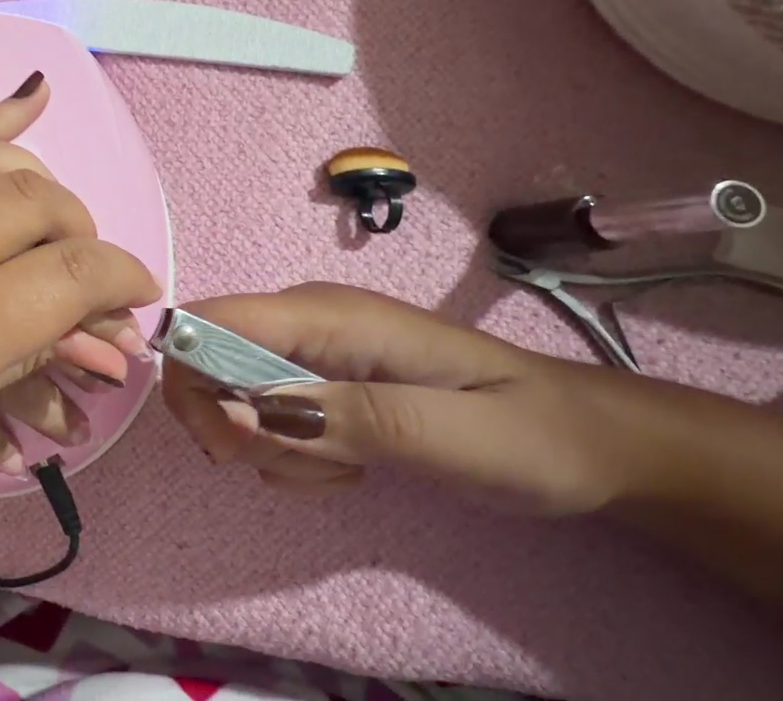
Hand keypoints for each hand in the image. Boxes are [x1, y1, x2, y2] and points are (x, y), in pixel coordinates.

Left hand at [0, 68, 146, 473]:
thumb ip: (14, 351)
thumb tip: (86, 311)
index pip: (61, 278)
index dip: (120, 275)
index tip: (138, 288)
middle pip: (31, 202)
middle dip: (83, 226)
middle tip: (87, 259)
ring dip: (34, 178)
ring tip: (48, 213)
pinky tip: (9, 139)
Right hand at [163, 283, 667, 514]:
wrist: (592, 442)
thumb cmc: (536, 434)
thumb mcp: (457, 436)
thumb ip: (349, 419)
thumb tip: (241, 412)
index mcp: (328, 314)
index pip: (206, 320)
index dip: (190, 376)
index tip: (232, 443)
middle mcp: (303, 321)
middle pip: (205, 361)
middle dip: (229, 424)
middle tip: (300, 465)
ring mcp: (308, 351)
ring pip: (230, 397)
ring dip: (267, 447)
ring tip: (345, 467)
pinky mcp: (315, 381)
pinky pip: (262, 417)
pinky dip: (287, 453)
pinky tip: (345, 464)